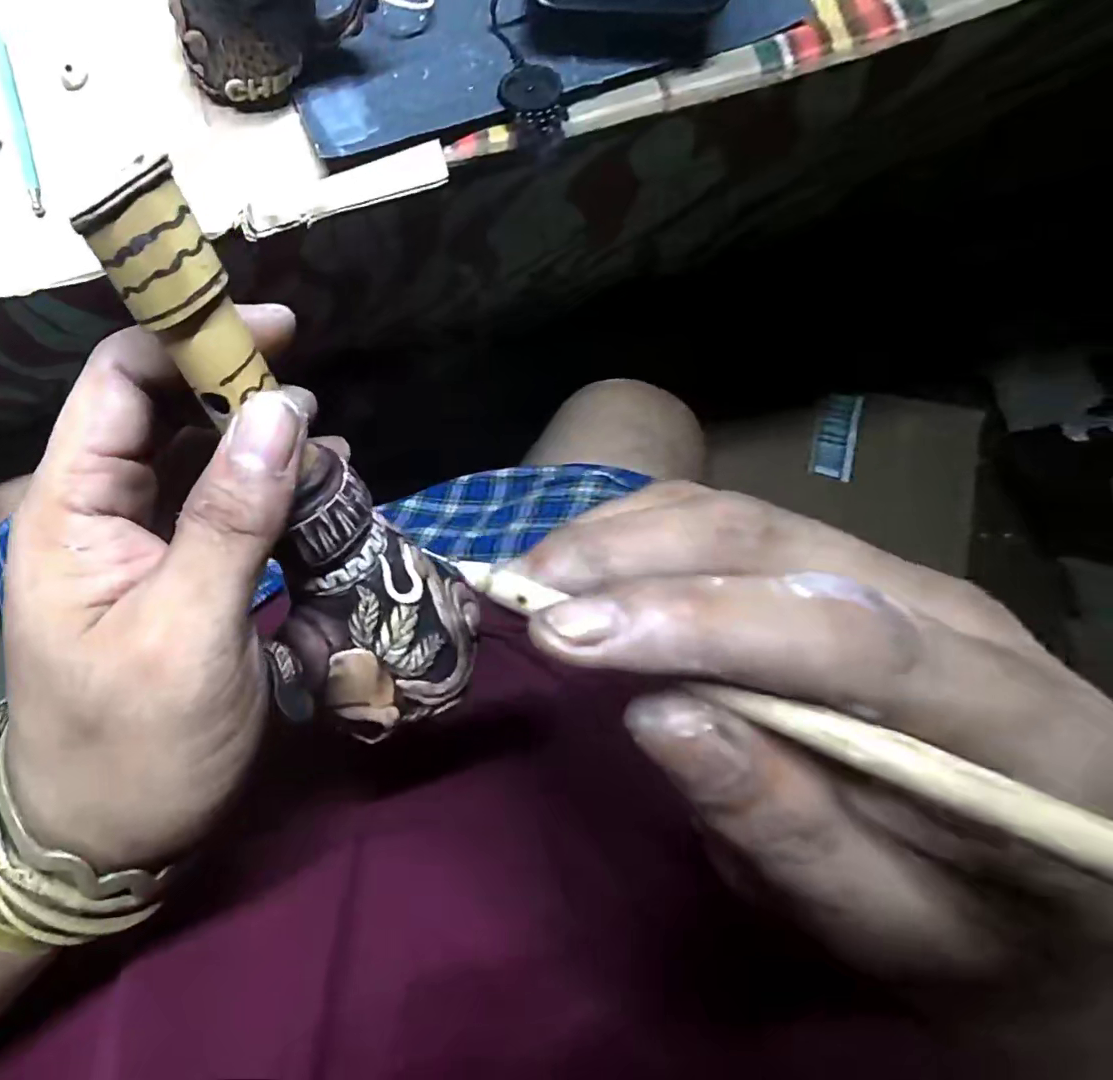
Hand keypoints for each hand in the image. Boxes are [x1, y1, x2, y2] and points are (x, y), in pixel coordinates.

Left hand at [0, 306, 308, 870]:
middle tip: (307, 403)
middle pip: (157, 413)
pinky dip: (260, 495)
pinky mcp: (165, 571)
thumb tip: (279, 408)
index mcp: (67, 510)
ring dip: (255, 448)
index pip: (115, 383)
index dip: (186, 341)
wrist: (102, 837)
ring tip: (323, 459)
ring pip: (191, 458)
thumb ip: (228, 517)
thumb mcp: (186, 634)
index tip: (273, 334)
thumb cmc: (131, 747)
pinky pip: (211, 508)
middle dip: (231, 395)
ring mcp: (130, 541)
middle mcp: (92, 510)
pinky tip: (310, 496)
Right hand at [516, 482, 1112, 1067]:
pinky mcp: (820, 560)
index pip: (839, 633)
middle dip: (620, 559)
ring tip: (525, 579)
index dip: (688, 620)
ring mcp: (882, 571)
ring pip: (725, 513)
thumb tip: (649, 715)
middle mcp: (951, 614)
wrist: (1014, 878)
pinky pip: (707, 515)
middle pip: (763, 542)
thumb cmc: (942, 917)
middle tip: (518, 594)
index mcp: (1014, 723)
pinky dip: (623, 529)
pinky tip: (570, 565)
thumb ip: (774, 820)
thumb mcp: (866, 913)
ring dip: (608, 536)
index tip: (562, 636)